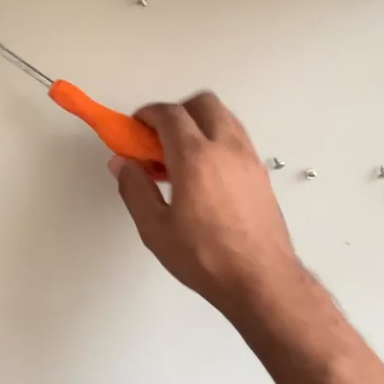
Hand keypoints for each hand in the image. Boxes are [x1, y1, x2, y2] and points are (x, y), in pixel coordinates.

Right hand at [110, 92, 305, 317]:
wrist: (260, 280)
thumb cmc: (205, 258)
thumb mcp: (155, 229)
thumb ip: (134, 189)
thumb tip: (122, 164)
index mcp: (196, 158)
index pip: (169, 114)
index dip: (147, 114)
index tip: (134, 129)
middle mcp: (226, 148)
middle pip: (202, 103)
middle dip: (176, 112)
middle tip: (158, 140)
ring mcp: (249, 158)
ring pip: (224, 117)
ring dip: (199, 124)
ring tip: (180, 158)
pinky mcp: (261, 173)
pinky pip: (237, 138)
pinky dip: (217, 140)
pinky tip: (204, 174)